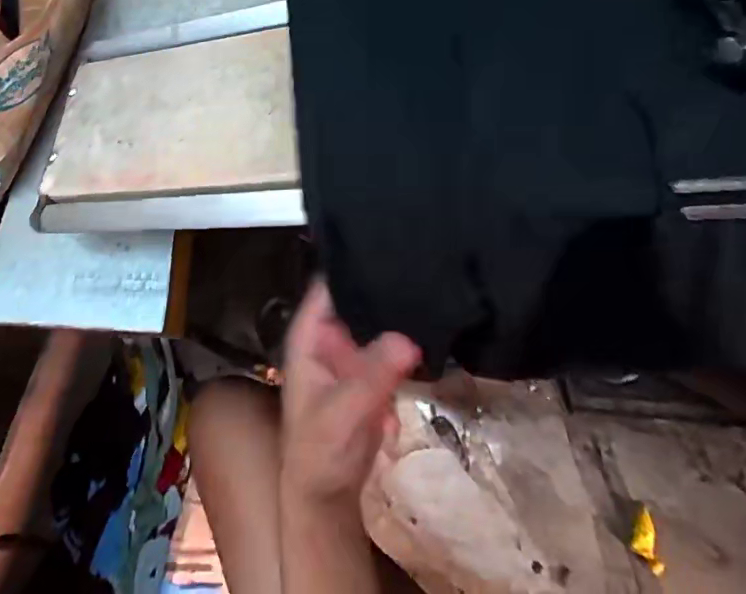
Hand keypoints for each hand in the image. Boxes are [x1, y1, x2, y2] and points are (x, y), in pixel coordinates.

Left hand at [279, 279, 421, 511]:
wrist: (327, 497)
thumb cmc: (319, 451)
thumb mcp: (342, 413)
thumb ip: (371, 376)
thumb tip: (407, 338)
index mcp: (310, 334)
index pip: (329, 283)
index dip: (354, 263)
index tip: (390, 247)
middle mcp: (329, 335)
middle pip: (356, 296)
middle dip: (385, 284)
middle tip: (426, 264)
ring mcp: (351, 352)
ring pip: (376, 318)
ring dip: (398, 309)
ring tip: (435, 287)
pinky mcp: (370, 371)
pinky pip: (390, 342)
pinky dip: (407, 335)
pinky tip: (435, 322)